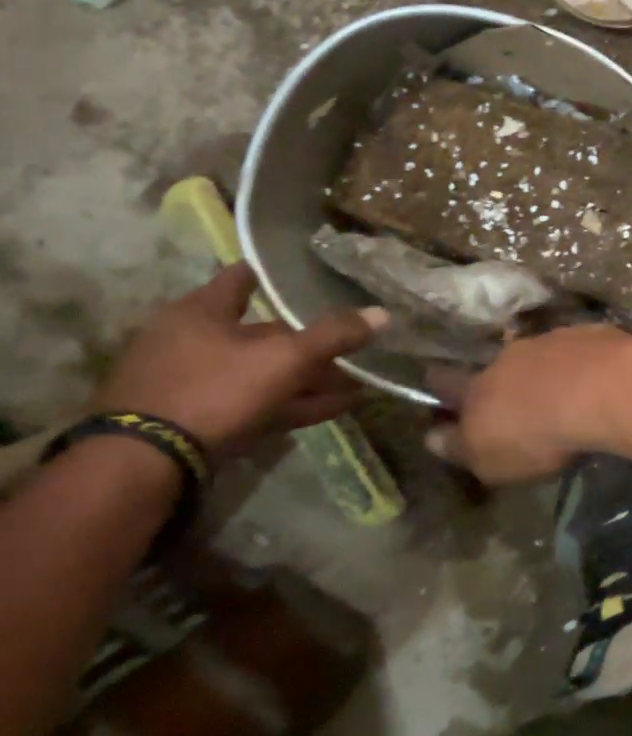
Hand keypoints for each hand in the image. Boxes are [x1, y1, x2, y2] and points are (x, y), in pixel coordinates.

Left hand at [92, 264, 387, 452]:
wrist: (143, 462)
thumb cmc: (214, 389)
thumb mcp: (285, 358)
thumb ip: (335, 334)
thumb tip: (383, 313)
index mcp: (198, 313)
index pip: (241, 279)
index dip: (273, 276)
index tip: (303, 273)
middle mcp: (187, 340)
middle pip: (260, 333)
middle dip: (309, 343)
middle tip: (351, 348)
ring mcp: (186, 381)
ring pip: (260, 371)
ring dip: (307, 378)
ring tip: (356, 385)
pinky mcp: (192, 417)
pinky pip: (253, 401)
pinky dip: (291, 402)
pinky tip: (334, 408)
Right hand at [424, 326, 631, 483]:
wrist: (603, 389)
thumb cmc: (538, 436)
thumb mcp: (490, 460)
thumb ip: (461, 448)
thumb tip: (433, 437)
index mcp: (477, 389)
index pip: (449, 385)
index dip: (442, 385)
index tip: (434, 379)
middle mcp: (509, 358)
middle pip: (499, 366)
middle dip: (505, 378)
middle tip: (517, 392)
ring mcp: (553, 341)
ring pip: (542, 354)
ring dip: (548, 368)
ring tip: (564, 387)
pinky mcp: (592, 334)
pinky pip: (582, 348)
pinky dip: (585, 361)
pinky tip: (599, 374)